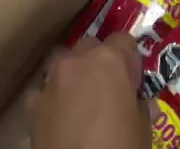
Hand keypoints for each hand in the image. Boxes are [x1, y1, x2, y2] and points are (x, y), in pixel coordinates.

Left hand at [33, 33, 149, 148]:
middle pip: (91, 47)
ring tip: (83, 99)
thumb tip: (146, 106)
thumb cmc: (118, 147)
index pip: (124, 41)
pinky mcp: (33, 104)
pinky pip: (44, 90)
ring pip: (64, 62)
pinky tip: (60, 116)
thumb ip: (143, 110)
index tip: (134, 83)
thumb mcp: (142, 131)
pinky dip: (52, 98)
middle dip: (101, 63)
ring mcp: (52, 80)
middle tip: (110, 91)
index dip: (131, 61)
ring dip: (74, 74)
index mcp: (109, 60)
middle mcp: (78, 60)